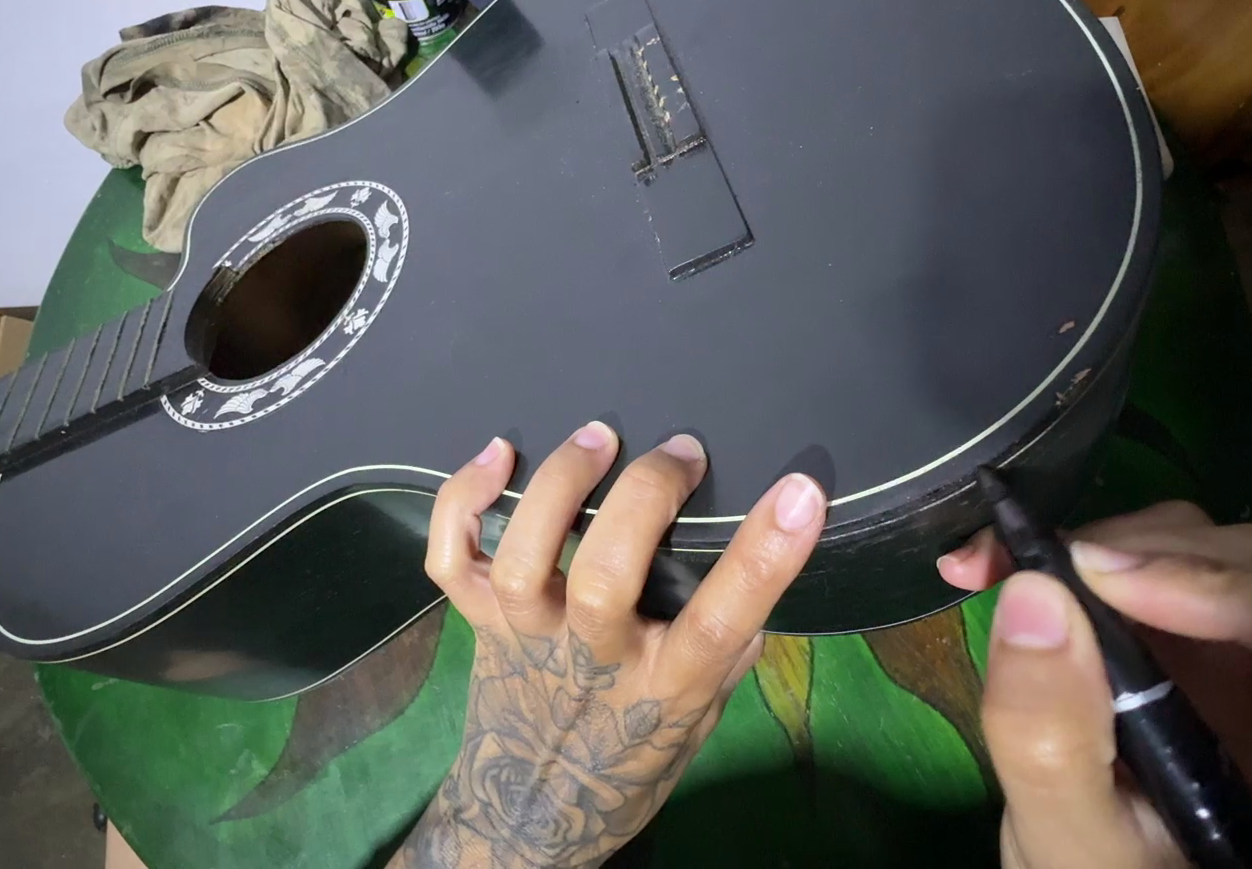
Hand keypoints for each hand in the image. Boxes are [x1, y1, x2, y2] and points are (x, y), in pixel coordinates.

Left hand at [392, 422, 826, 867]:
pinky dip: (461, 501)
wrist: (530, 813)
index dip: (765, 555)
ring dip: (559, 485)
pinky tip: (497, 457)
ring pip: (525, 559)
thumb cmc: (632, 759)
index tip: (800, 492)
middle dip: (645, 496)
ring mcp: (524, 637)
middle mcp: (590, 659)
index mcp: (663, 688)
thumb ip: (726, 647)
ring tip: (599, 437)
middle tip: (680, 452)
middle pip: (606, 574)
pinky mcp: (477, 622)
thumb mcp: (701, 720)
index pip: (721, 620)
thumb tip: (758, 562)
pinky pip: (451, 558)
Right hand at [938, 502, 1251, 868]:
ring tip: (1003, 569)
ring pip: (1216, 560)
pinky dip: (1085, 565)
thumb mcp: (1082, 856)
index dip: (1236, 587)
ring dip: (1104, 551)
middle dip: (1136, 558)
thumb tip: (1032, 593)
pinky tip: (1021, 576)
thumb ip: (1055, 747)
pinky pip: (1162, 575)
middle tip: (1018, 568)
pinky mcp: (1208, 655)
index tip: (1096, 582)